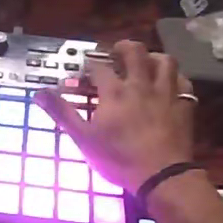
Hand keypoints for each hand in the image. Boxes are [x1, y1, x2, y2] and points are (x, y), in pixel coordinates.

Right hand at [37, 40, 195, 194]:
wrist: (161, 175)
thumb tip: (38, 93)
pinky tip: (168, 83)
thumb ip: (61, 112)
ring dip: (153, 57)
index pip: (99, 67)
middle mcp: (141, 85)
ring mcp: (166, 93)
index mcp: (114, 92)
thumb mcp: (82, 137)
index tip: (83, 71)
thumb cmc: (117, 157)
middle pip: (136, 53)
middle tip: (116, 51)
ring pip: (165, 61)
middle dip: (124, 48)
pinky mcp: (183, 105)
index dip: (89, 65)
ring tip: (145, 61)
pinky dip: (174, 77)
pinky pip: (183, 82)